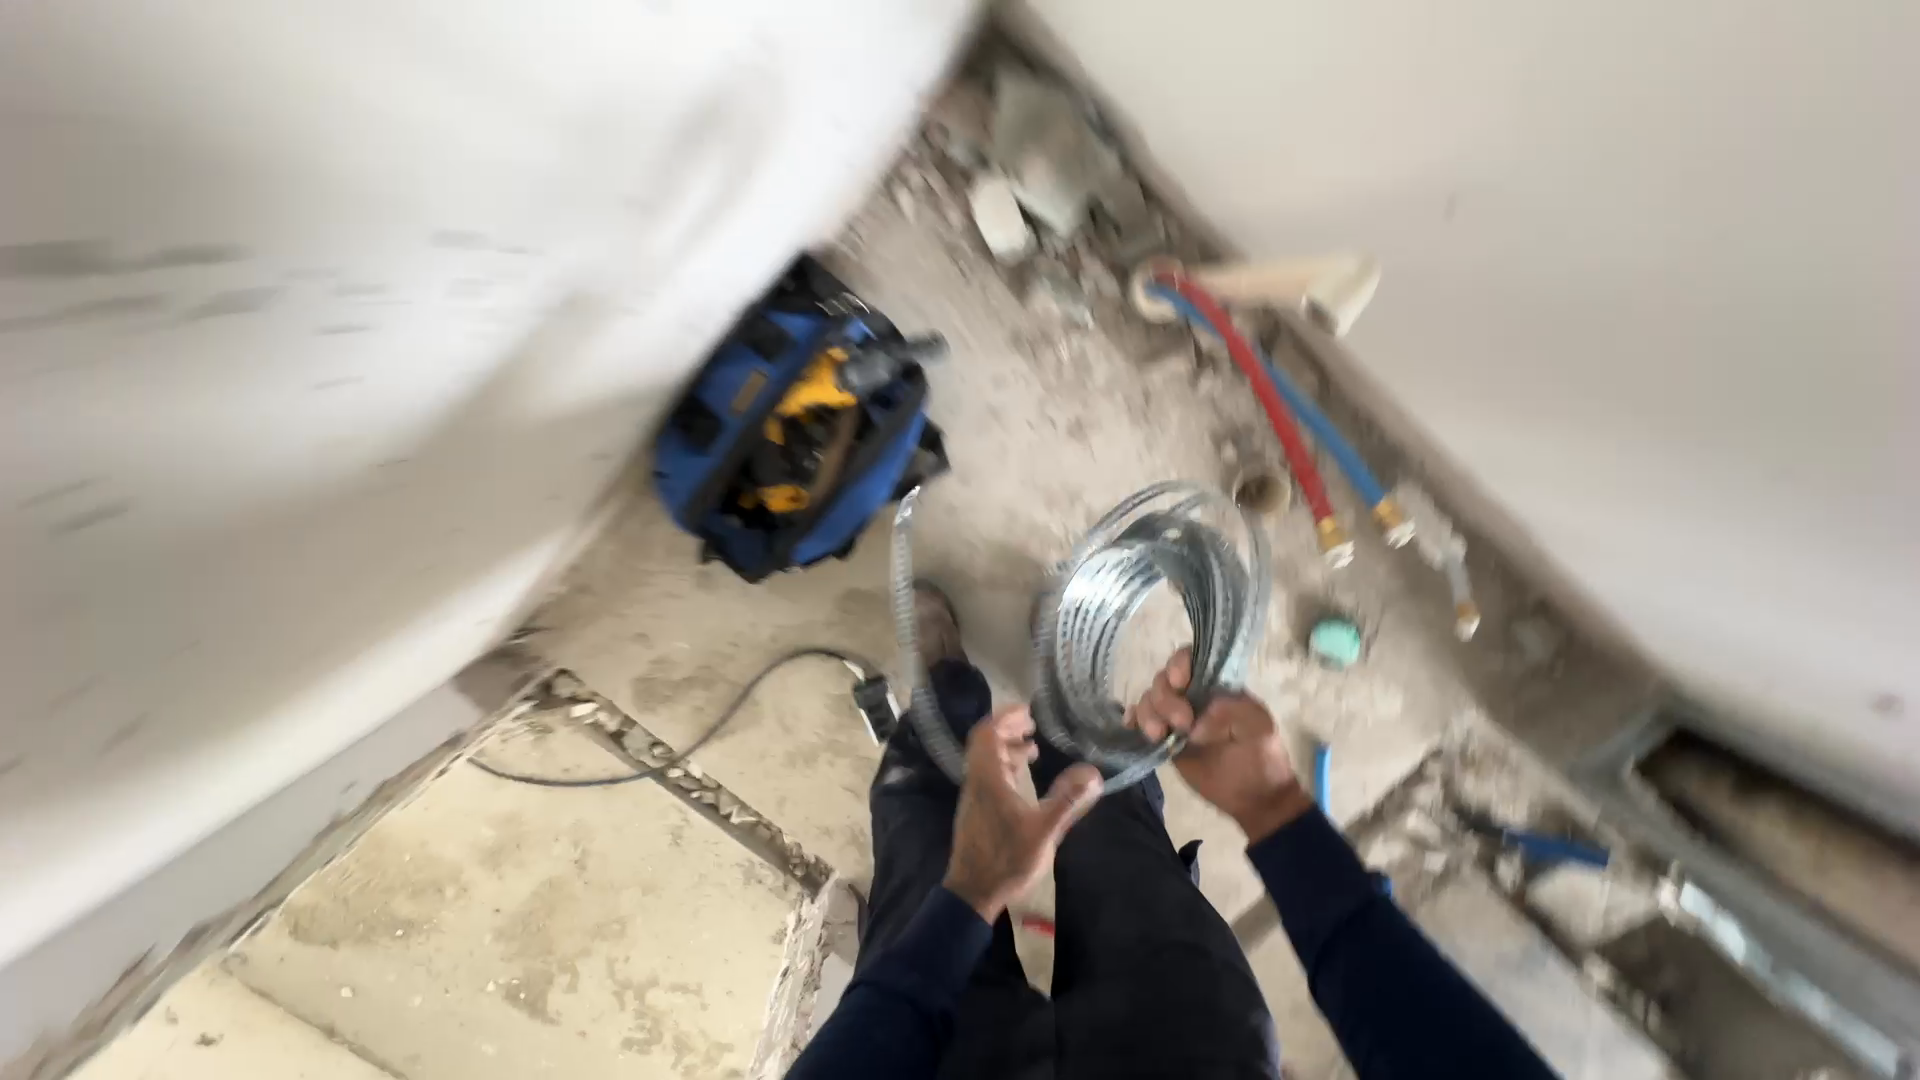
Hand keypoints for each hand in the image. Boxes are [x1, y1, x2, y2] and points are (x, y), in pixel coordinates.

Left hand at [943, 705, 1103, 921]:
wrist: (972, 893)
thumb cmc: (1006, 860)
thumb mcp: (1043, 831)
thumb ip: (1067, 801)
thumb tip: (1093, 773)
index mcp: (988, 778)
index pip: (988, 733)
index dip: (1006, 717)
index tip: (1028, 710)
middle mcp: (976, 781)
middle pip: (986, 742)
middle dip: (1008, 729)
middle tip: (1033, 724)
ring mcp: (975, 796)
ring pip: (986, 759)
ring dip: (1007, 748)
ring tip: (1034, 748)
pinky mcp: (977, 810)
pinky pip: (989, 775)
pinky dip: (1005, 766)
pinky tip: (1023, 777)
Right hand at [1126, 648, 1313, 842]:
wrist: (1254, 799)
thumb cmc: (1262, 758)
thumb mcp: (1258, 727)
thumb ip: (1232, 709)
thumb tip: (1195, 719)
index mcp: (1215, 685)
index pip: (1189, 659)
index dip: (1178, 664)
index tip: (1180, 683)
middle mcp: (1192, 696)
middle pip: (1163, 680)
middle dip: (1166, 700)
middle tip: (1182, 725)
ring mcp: (1175, 718)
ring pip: (1148, 700)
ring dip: (1149, 714)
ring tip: (1160, 736)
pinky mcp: (1164, 739)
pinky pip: (1140, 721)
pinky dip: (1133, 719)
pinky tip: (1133, 728)